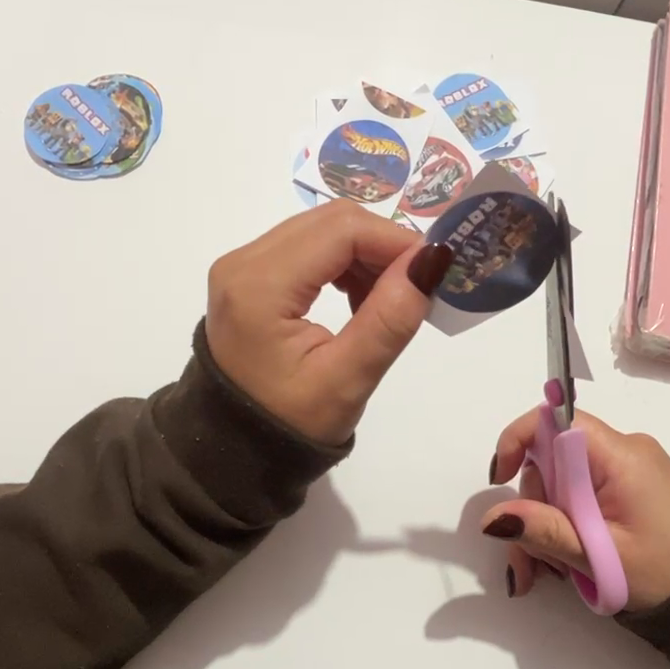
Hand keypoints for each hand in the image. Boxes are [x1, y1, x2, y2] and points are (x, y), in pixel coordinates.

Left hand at [206, 201, 454, 444]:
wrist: (235, 446)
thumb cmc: (290, 423)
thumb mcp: (346, 381)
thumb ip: (388, 319)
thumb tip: (431, 260)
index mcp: (259, 287)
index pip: (341, 231)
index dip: (394, 241)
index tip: (434, 271)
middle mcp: (243, 262)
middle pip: (329, 221)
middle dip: (381, 245)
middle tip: (416, 287)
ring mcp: (241, 266)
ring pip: (319, 229)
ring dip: (363, 254)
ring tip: (386, 301)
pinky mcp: (248, 276)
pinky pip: (305, 247)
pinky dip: (341, 262)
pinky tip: (358, 299)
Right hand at [481, 410, 669, 611]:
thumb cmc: (667, 572)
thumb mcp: (599, 557)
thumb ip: (545, 532)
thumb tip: (492, 519)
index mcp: (621, 457)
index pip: (556, 420)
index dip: (519, 440)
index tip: (500, 478)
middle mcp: (621, 452)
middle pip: (551, 462)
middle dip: (530, 509)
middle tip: (530, 561)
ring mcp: (623, 470)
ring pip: (559, 485)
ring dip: (542, 526)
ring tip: (544, 574)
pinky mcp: (624, 488)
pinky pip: (578, 496)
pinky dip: (563, 526)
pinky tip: (559, 564)